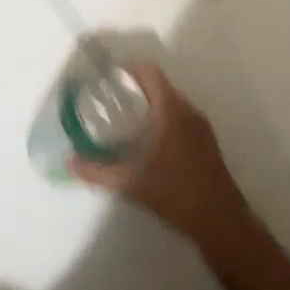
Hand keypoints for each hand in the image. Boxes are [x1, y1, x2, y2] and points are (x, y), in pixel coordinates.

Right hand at [71, 62, 251, 244]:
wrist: (221, 222)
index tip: (106, 76)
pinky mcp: (206, 142)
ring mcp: (201, 127)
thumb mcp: (131, 184)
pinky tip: (146, 138)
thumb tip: (68, 162)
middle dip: (133, 86)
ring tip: (122, 117)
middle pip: (159, 85)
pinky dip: (161, 116)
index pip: (150, 73)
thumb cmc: (176, 195)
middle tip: (107, 98)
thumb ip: (98, 171)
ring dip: (148, 102)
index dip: (128, 68)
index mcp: (171, 112)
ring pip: (171, 101)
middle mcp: (188, 112)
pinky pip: (180, 116)